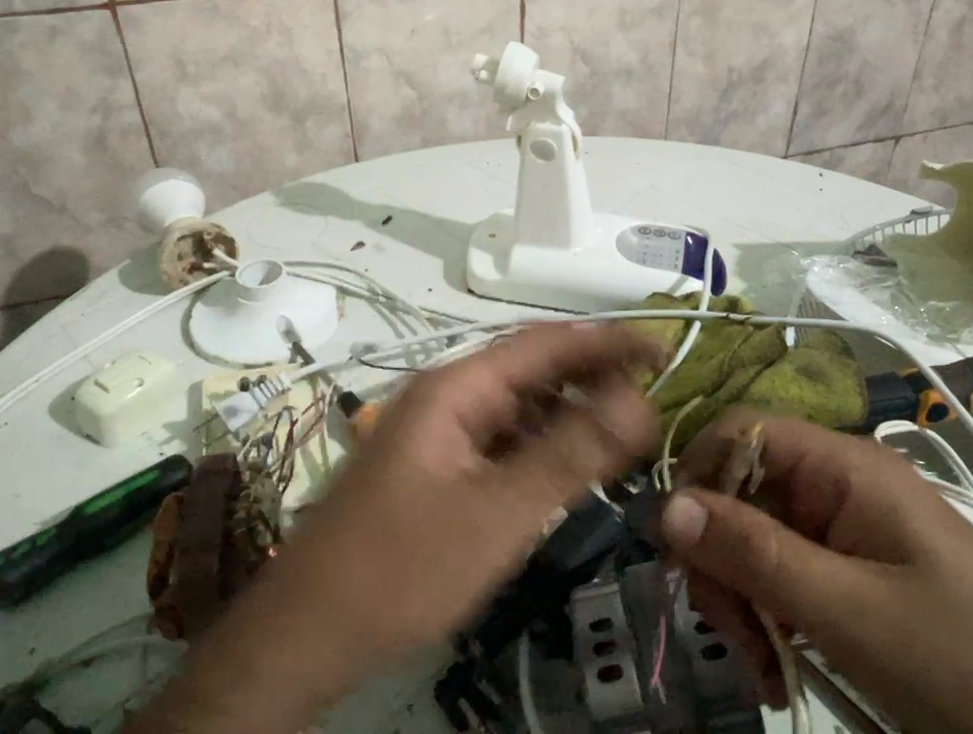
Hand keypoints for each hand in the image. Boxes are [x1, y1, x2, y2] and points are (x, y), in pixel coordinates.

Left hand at [128, 323, 660, 733]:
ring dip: (569, 414)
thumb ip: (571, 454)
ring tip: (625, 434)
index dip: (608, 340)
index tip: (665, 349)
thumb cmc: (401, 568)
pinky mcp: (433, 469)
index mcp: (454, 389)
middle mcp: (444, 397)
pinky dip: (541, 446)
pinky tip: (569, 469)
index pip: (545, 342)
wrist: (306, 632)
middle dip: (593, 378)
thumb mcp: (498, 513)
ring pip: (516, 408)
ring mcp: (435, 433)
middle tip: (655, 400)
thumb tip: (640, 401)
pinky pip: (499, 441)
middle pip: (531, 370)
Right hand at [661, 409, 972, 733]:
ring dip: (743, 601)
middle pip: (742, 493)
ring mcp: (849, 534)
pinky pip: (787, 580)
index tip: (677, 550)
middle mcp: (842, 487)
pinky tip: (777, 669)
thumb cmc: (963, 662)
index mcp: (846, 468)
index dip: (698, 477)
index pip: (742, 434)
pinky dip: (770, 621)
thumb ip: (753, 554)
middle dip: (721, 560)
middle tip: (731, 634)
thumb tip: (664, 504)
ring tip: (761, 667)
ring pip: (758, 542)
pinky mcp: (856, 577)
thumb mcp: (847, 611)